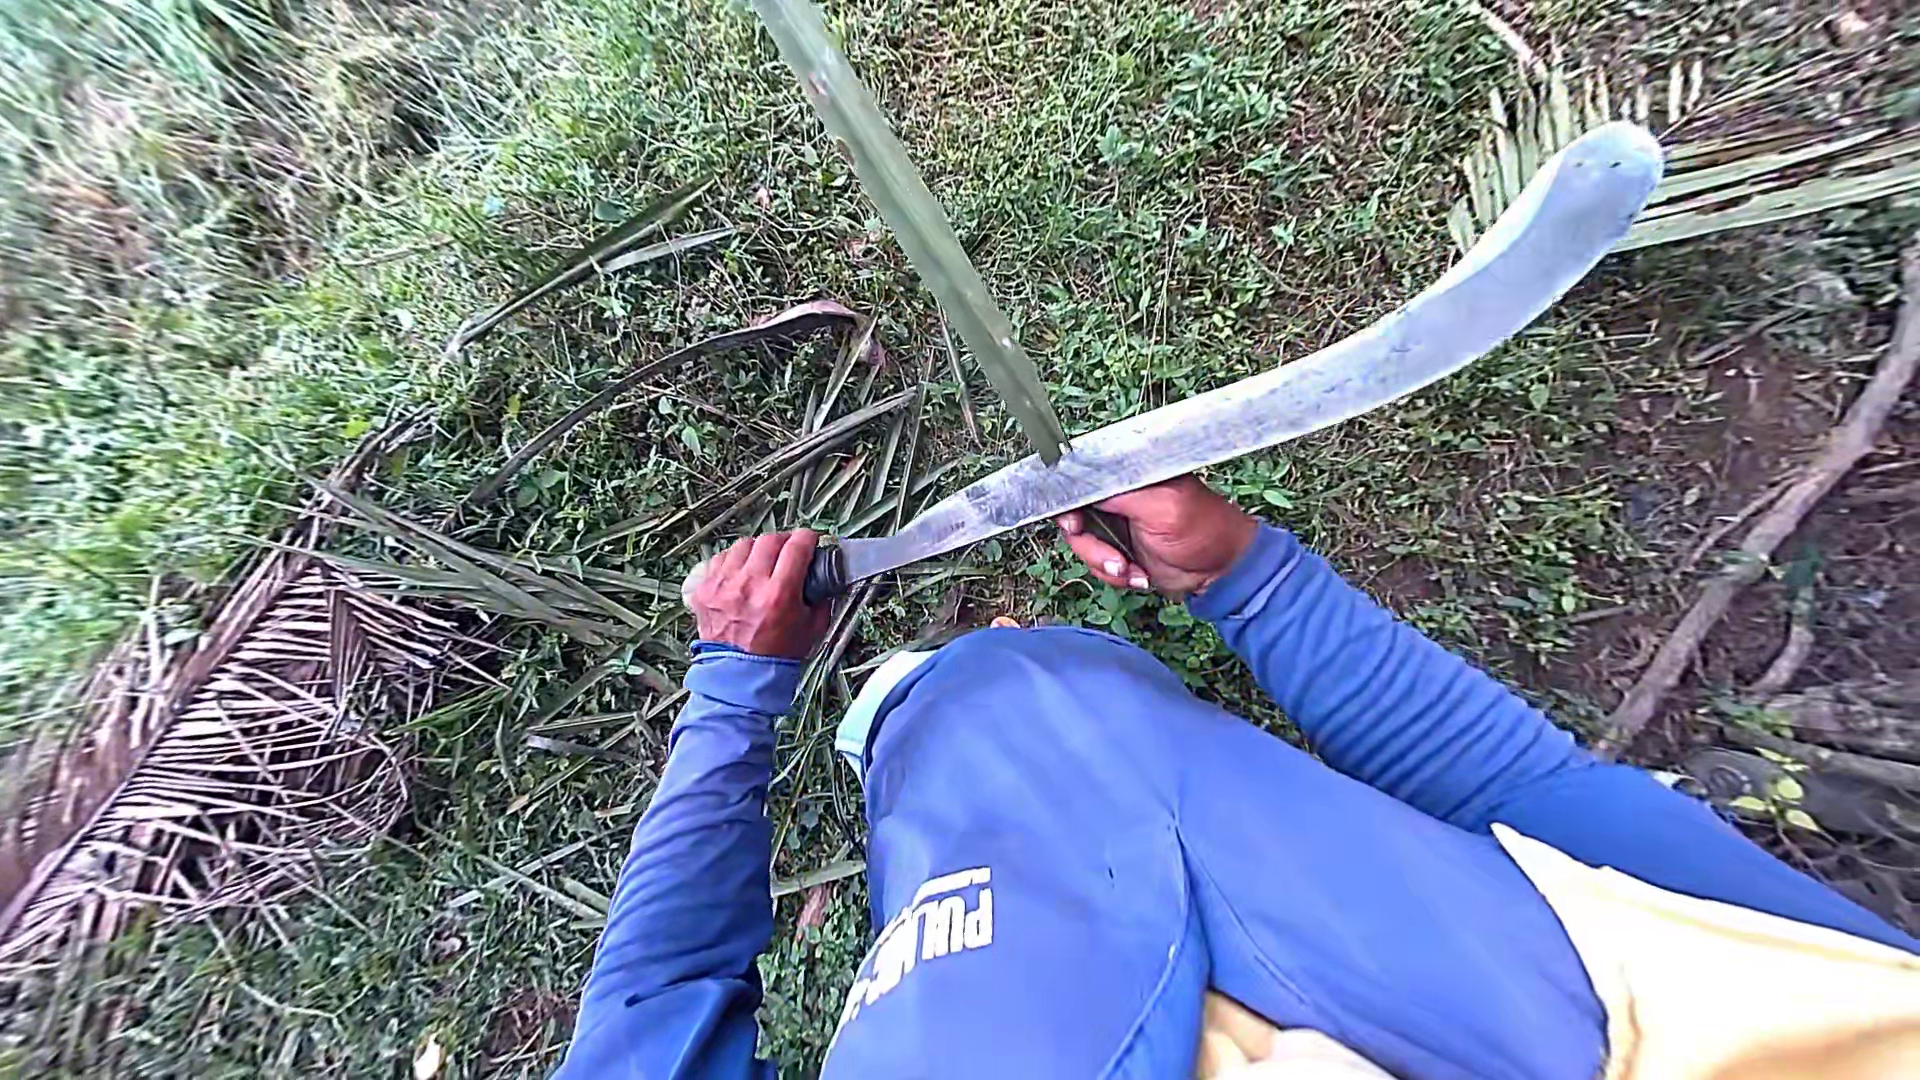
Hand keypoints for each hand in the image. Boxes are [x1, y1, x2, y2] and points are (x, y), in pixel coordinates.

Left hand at [689, 530, 832, 657]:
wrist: (739, 675)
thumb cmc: (776, 654)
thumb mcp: (812, 627)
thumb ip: (821, 598)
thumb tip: (825, 575)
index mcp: (779, 594)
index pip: (797, 546)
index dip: (809, 538)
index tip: (812, 540)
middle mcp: (749, 585)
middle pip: (770, 540)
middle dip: (785, 541)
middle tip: (790, 550)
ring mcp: (723, 585)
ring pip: (744, 545)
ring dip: (758, 550)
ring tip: (764, 562)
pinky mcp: (705, 590)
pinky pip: (721, 559)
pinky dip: (735, 561)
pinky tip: (743, 573)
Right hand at [1055, 475, 1258, 598]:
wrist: (1221, 573)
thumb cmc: (1205, 531)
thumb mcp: (1161, 506)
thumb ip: (1119, 494)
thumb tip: (1081, 486)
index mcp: (1128, 475)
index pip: (1082, 479)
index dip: (1071, 504)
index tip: (1077, 526)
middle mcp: (1117, 496)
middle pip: (1073, 515)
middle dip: (1090, 544)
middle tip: (1113, 559)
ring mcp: (1116, 524)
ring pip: (1082, 543)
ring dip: (1104, 564)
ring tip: (1130, 570)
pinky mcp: (1118, 549)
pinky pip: (1094, 563)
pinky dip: (1112, 575)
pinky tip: (1138, 575)